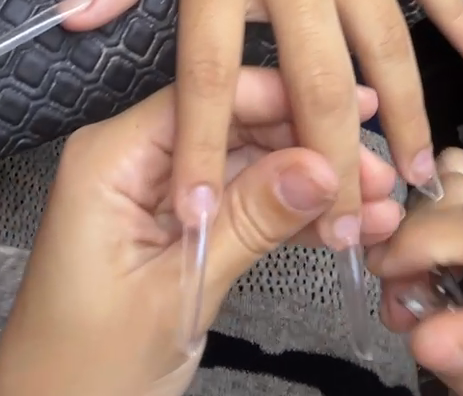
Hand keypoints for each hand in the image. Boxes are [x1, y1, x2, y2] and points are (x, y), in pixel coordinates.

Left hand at [0, 68, 403, 395]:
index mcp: (112, 156)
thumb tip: (319, 167)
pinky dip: (284, 215)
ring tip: (374, 202)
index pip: (203, 98)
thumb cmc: (87, 365)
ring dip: (306, 184)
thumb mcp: (178, 290)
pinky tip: (339, 225)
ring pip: (243, 165)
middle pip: (230, 127)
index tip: (344, 109)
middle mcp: (133, 158)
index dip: (277, 98)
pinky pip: (235, 201)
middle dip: (304, 146)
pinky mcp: (175, 221)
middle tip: (373, 169)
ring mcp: (156, 190)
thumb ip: (250, 220)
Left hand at [67, 0, 462, 246]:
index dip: (202, 153)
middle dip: (325, 165)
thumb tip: (77, 19)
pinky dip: (460, 21)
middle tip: (341, 231)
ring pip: (384, 47)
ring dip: (398, 119)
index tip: (203, 218)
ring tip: (413, 180)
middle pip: (312, 82)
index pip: (207, 76)